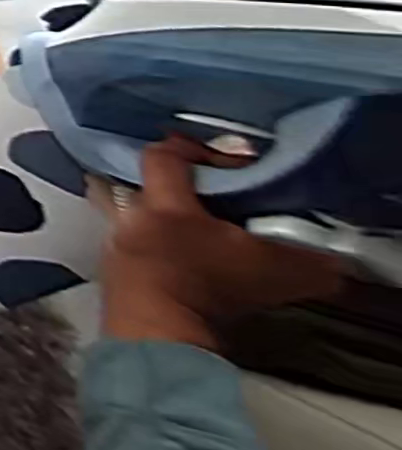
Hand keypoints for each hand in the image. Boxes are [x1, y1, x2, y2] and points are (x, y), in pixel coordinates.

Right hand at [101, 136, 345, 348]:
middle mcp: (300, 263)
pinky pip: (214, 225)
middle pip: (253, 198)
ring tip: (157, 175)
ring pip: (229, 210)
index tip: (188, 152)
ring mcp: (264, 268)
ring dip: (191, 191)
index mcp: (308, 253)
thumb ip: (171, 166)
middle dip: (208, 177)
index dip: (229, 163)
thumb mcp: (164, 205)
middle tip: (172, 159)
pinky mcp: (230, 268)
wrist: (142, 309)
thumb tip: (172, 141)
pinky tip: (154, 197)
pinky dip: (187, 210)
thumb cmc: (164, 263)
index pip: (276, 186)